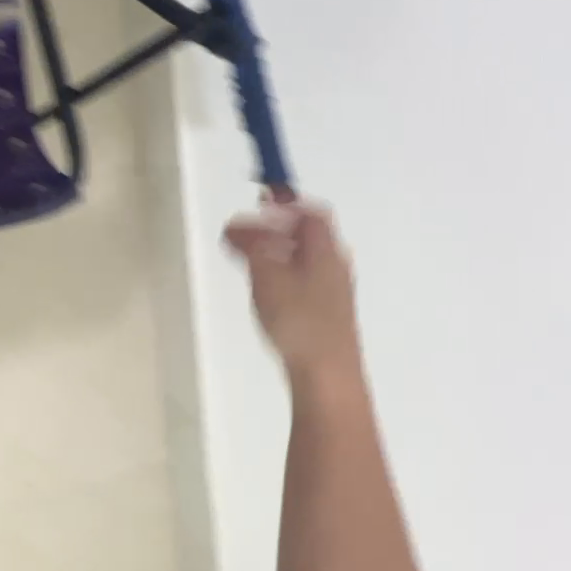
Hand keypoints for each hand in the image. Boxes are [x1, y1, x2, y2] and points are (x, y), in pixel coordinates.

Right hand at [224, 202, 361, 379]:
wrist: (327, 370)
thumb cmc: (298, 319)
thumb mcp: (267, 276)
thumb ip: (252, 246)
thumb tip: (237, 223)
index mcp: (324, 251)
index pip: (310, 213)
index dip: (285, 201)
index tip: (257, 200)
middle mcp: (333, 264)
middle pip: (307, 232)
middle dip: (274, 225)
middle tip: (240, 233)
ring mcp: (331, 288)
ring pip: (302, 255)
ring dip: (274, 248)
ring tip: (244, 258)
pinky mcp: (323, 308)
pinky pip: (300, 274)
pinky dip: (278, 268)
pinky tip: (261, 286)